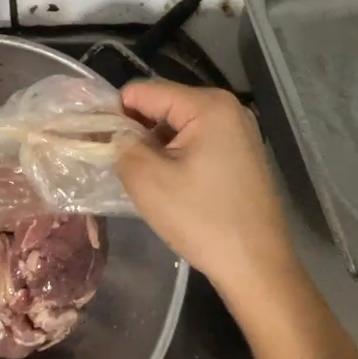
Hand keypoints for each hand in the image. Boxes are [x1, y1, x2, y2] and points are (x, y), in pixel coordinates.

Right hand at [117, 81, 296, 292]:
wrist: (257, 267)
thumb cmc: (201, 219)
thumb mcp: (146, 179)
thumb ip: (120, 143)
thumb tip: (113, 132)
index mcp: (207, 105)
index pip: (143, 91)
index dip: (114, 114)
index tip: (100, 144)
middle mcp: (228, 108)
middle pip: (163, 104)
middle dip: (137, 130)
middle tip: (122, 165)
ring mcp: (240, 131)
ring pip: (178, 124)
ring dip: (156, 145)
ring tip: (146, 178)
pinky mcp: (243, 154)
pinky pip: (197, 140)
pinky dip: (177, 155)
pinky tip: (172, 184)